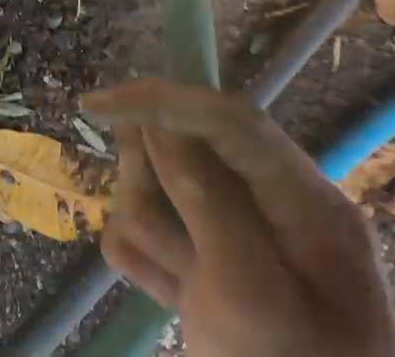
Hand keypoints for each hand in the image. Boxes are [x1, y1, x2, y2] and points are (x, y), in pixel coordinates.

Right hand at [83, 78, 394, 356]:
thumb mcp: (247, 289)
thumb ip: (206, 202)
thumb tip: (155, 124)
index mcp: (305, 203)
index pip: (226, 117)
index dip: (158, 100)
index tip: (89, 106)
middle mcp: (269, 205)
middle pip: (173, 150)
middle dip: (151, 187)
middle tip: (175, 247)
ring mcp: (229, 231)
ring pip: (146, 188)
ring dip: (146, 231)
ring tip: (181, 284)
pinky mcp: (196, 255)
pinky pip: (137, 227)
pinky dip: (141, 259)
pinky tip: (172, 293)